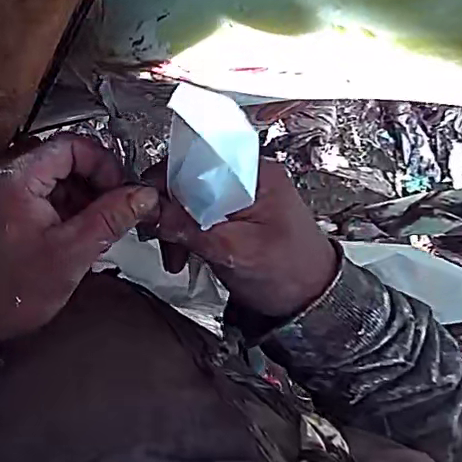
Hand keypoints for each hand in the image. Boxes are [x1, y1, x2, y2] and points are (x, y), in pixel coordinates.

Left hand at [0, 133, 160, 340]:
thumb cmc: (12, 291)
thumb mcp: (71, 254)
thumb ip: (110, 218)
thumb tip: (143, 195)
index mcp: (17, 178)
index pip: (71, 145)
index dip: (103, 163)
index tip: (121, 190)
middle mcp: (2, 176)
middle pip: (61, 158)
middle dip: (94, 181)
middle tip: (114, 210)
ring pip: (52, 177)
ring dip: (79, 196)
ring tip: (96, 228)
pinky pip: (38, 194)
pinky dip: (61, 207)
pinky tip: (74, 234)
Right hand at [150, 160, 338, 318]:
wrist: (312, 301)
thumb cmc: (290, 276)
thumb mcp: (234, 252)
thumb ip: (190, 229)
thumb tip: (152, 211)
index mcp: (254, 174)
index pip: (196, 160)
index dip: (165, 182)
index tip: (150, 207)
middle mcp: (246, 175)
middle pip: (186, 177)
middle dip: (167, 209)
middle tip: (157, 233)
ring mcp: (238, 193)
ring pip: (186, 196)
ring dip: (173, 224)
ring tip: (174, 253)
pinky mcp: (231, 209)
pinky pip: (195, 210)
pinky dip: (184, 231)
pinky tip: (183, 251)